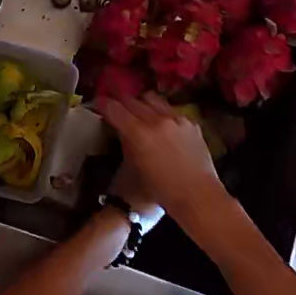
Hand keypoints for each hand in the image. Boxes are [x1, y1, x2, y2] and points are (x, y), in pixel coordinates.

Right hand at [96, 94, 228, 224]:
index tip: (98, 102)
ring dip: (141, 101)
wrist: (197, 196)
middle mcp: (157, 119)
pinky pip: (171, 109)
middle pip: (132, 100)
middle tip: (112, 99)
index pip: (115, 109)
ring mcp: (176, 118)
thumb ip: (126, 144)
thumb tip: (121, 128)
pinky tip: (160, 122)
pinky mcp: (191, 122)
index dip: (103, 103)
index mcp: (139, 133)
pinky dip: (160, 112)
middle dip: (120, 99)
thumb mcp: (133, 169)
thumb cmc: (159, 191)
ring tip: (137, 108)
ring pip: (153, 99)